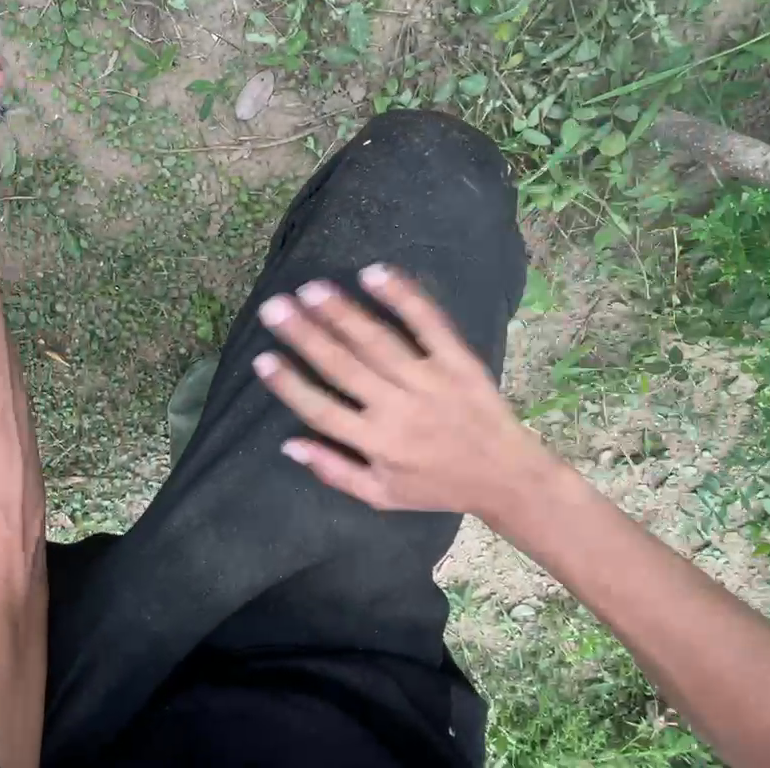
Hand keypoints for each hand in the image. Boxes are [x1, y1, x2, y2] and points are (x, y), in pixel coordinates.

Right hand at [253, 264, 561, 520]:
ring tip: (311, 289)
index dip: (289, 385)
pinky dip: (403, 297)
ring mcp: (430, 381)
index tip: (261, 358)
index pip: (321, 410)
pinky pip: (429, 324)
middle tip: (274, 307)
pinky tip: (374, 274)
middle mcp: (398, 409)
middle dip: (305, 335)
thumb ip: (333, 471)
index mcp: (377, 443)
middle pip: (342, 367)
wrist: (508, 478)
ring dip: (342, 313)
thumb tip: (287, 444)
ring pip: (377, 342)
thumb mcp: (381, 496)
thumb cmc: (436, 486)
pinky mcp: (458, 361)